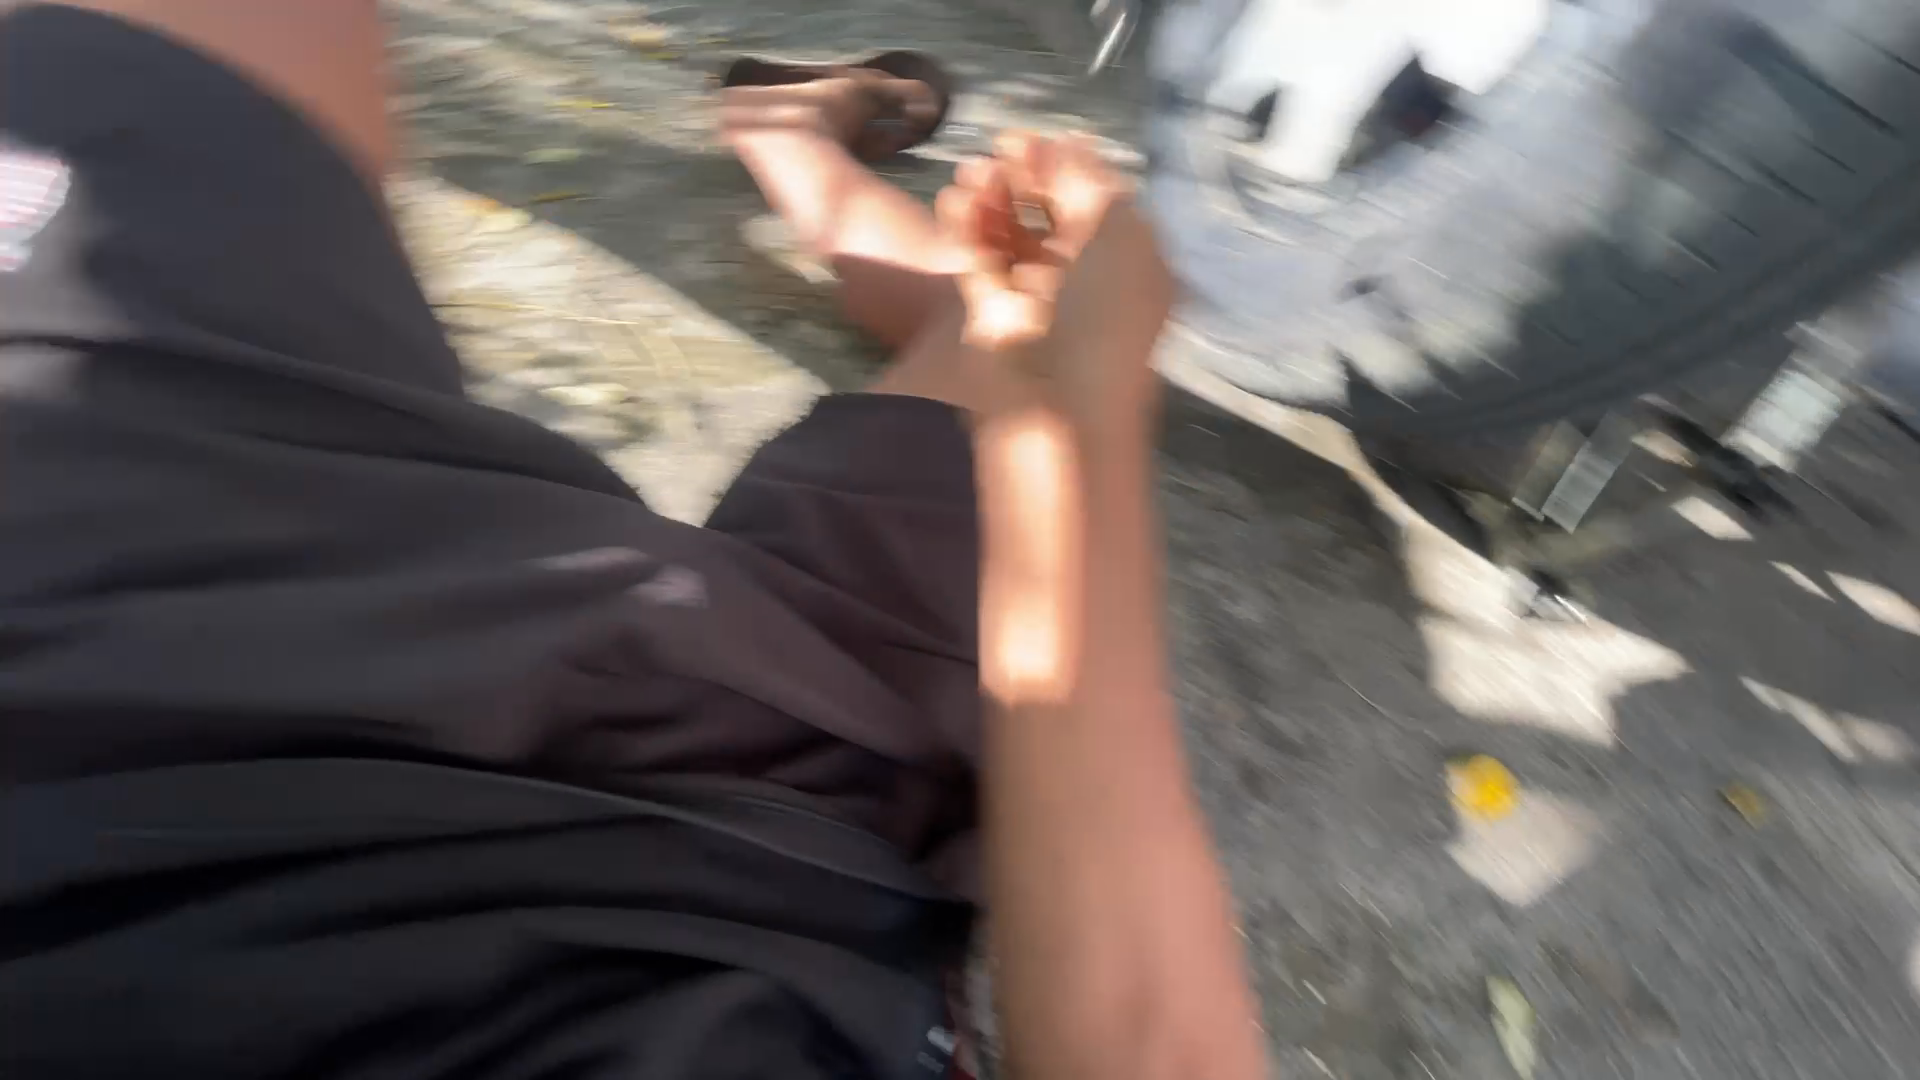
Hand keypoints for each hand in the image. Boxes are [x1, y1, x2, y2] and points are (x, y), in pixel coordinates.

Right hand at [936, 132, 1175, 435]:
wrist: (1057, 404)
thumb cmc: (1102, 315)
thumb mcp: (1114, 231)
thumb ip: (1086, 179)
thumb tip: (1058, 144)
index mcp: (1126, 262)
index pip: (1092, 201)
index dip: (1062, 166)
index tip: (1027, 140)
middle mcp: (1082, 278)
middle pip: (1047, 215)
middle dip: (1022, 180)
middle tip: (996, 157)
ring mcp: (1035, 299)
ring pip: (1009, 235)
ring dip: (991, 198)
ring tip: (971, 177)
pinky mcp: (992, 316)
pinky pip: (978, 260)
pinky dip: (965, 228)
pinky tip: (954, 201)